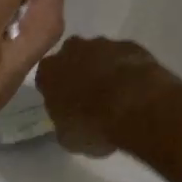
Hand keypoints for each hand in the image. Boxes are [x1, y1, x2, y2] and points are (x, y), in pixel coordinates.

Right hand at [35, 37, 181, 156]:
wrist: (134, 105)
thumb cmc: (93, 124)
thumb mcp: (68, 137)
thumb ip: (64, 121)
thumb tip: (70, 119)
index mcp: (49, 71)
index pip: (46, 78)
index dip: (57, 91)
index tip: (66, 105)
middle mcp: (72, 49)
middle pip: (72, 58)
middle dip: (79, 73)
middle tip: (90, 96)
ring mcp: (103, 44)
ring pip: (99, 54)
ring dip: (104, 69)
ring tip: (117, 93)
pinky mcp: (129, 44)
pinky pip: (124, 56)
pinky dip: (127, 68)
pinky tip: (135, 87)